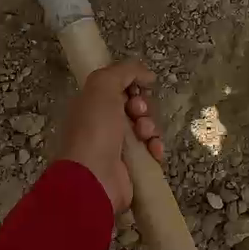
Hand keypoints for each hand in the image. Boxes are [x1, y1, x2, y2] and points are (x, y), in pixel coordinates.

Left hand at [57, 61, 164, 212]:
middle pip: (136, 105)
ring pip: (147, 126)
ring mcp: (118, 146)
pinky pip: (152, 148)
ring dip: (151, 126)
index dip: (132, 84)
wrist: (93, 178)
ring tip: (144, 136)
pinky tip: (154, 151)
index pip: (119, 87)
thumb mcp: (102, 86)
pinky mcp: (132, 165)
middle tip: (137, 113)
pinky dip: (156, 147)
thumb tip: (147, 76)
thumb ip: (124, 71)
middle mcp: (104, 123)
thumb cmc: (94, 129)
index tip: (136, 90)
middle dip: (143, 106)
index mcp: (92, 104)